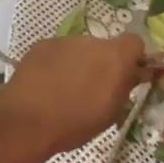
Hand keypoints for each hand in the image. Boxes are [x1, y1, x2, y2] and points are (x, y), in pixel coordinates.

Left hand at [0, 34, 149, 158]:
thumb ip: (126, 85)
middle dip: (102, 64)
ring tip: (66, 90)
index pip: (135, 42)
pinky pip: (58, 52)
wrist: (27, 121)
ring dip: (79, 64)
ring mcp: (64, 40)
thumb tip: (136, 72)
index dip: (132, 58)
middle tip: (93, 89)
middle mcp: (91, 41)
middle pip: (104, 47)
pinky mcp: (42, 44)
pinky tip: (47, 85)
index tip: (127, 76)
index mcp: (114, 56)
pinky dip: (57, 64)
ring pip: (79, 50)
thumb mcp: (111, 111)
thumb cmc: (76, 122)